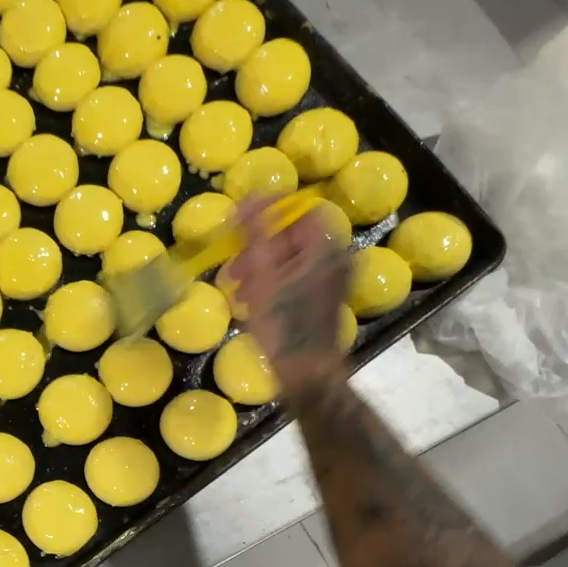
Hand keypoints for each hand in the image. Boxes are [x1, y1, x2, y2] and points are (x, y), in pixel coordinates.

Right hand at [226, 198, 350, 394]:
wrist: (306, 369)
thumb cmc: (283, 322)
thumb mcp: (263, 274)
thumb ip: (256, 234)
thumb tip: (249, 197)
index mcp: (323, 246)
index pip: (301, 211)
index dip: (271, 213)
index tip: (241, 226)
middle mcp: (334, 257)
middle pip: (293, 237)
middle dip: (258, 247)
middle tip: (233, 266)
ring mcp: (331, 280)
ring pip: (291, 259)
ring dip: (260, 267)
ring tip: (238, 288)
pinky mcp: (323, 299)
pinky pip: (295, 278)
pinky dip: (272, 283)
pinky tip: (252, 301)